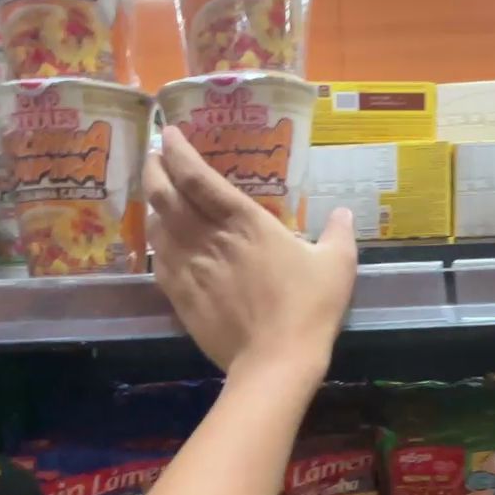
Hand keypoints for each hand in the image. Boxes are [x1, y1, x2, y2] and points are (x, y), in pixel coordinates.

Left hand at [144, 126, 356, 381]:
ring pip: (156, 226)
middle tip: (154, 156)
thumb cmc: (308, 309)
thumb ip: (338, 234)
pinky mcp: (181, 297)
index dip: (177, 151)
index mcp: (244, 221)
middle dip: (154, 169)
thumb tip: (342, 214)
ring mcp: (190, 268)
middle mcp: (208, 237)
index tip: (168, 133)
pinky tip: (160, 239)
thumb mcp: (337, 265)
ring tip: (156, 192)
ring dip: (152, 204)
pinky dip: (156, 242)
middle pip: (165, 194)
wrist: (275, 361)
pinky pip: (158, 260)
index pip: (197, 176)